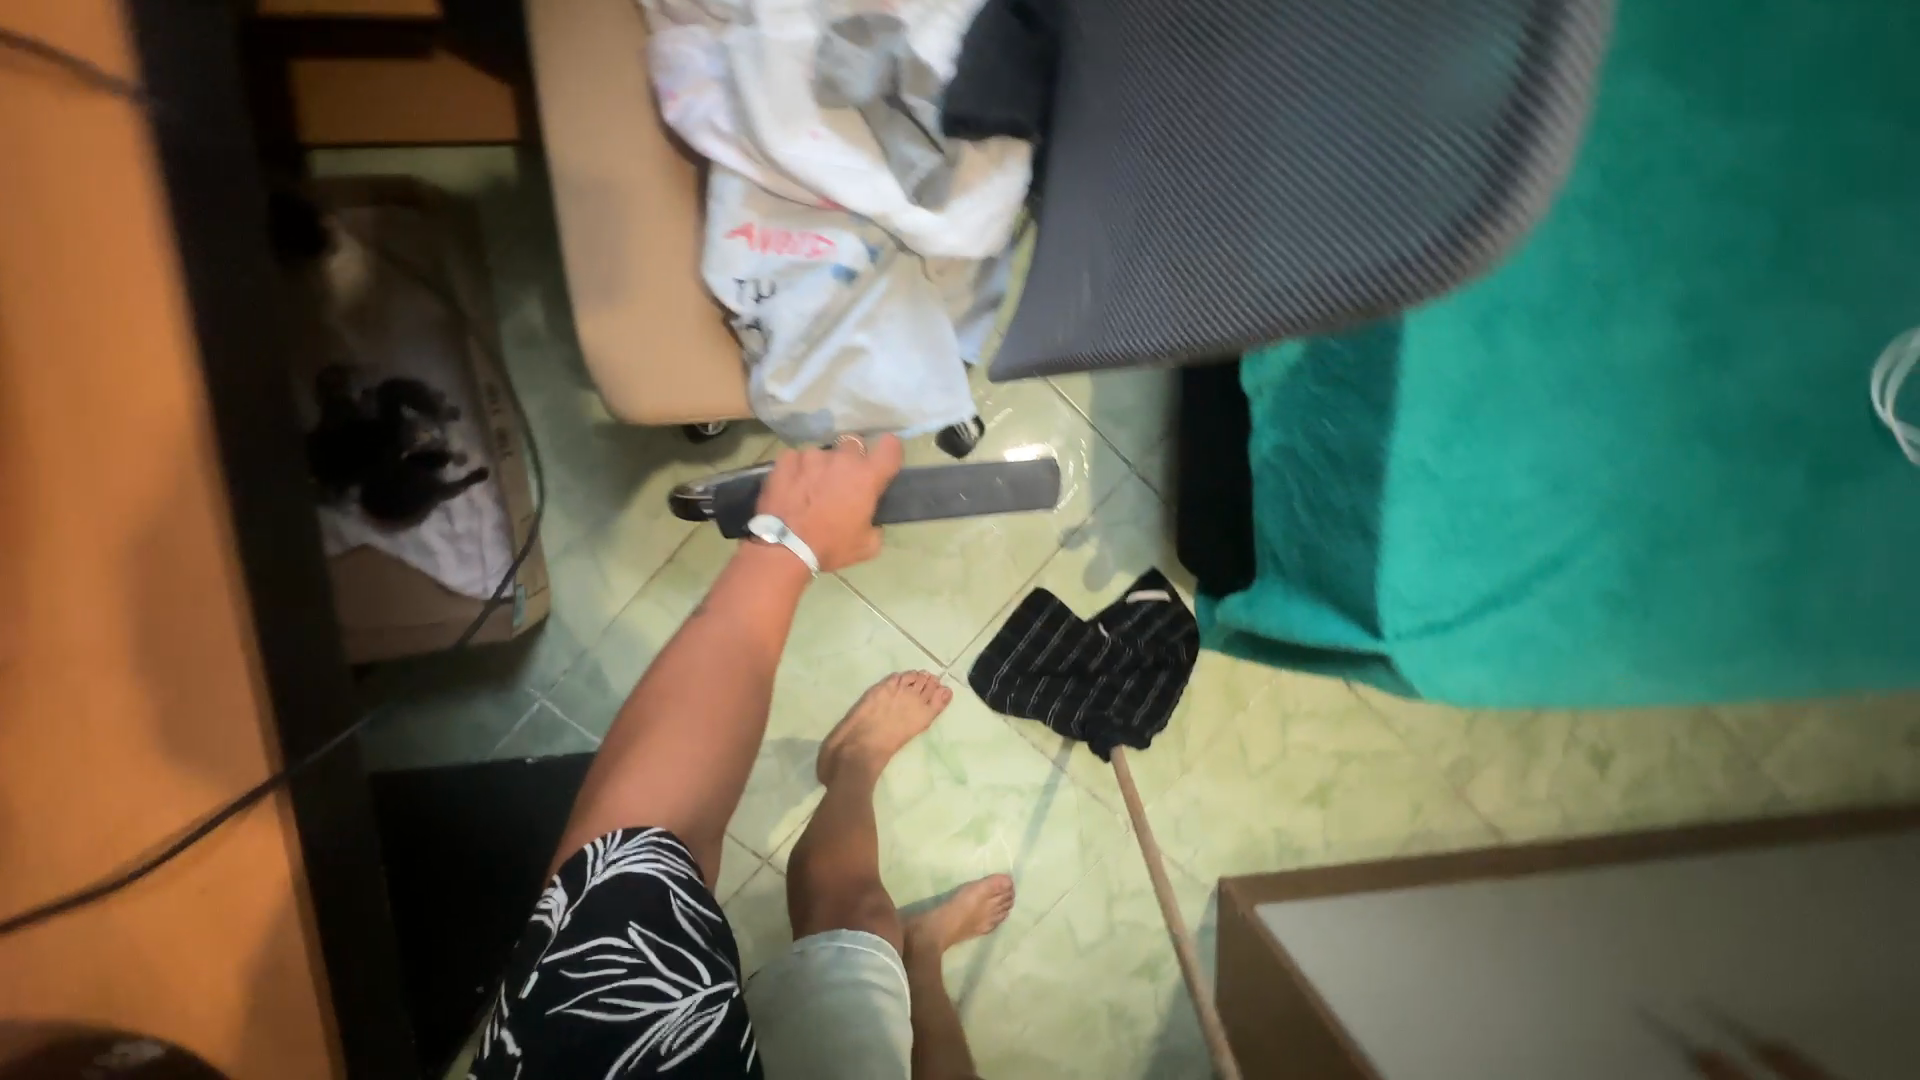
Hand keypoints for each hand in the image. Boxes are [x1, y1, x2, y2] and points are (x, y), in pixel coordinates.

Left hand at [753, 433, 902, 571]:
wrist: (785, 548)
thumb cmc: (831, 546)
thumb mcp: (867, 545)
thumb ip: (875, 524)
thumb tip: (871, 520)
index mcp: (867, 476)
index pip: (891, 446)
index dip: (889, 452)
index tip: (882, 463)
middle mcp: (842, 458)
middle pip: (854, 445)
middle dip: (852, 460)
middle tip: (843, 482)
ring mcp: (812, 455)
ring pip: (823, 453)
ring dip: (822, 466)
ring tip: (812, 489)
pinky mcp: (787, 459)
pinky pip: (797, 458)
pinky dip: (798, 469)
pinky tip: (793, 486)